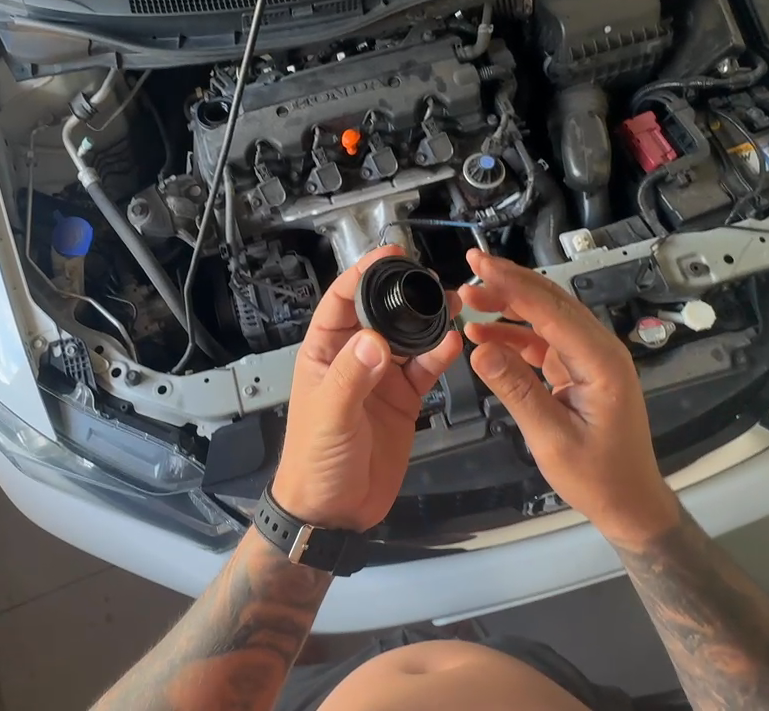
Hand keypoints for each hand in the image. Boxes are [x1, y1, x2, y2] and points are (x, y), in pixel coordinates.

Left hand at [270, 246, 463, 530]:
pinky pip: (425, 368)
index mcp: (325, 352)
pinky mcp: (404, 399)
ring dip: (428, 321)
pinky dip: (439, 355)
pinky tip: (453, 344)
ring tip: (453, 304)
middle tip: (431, 278)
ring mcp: (381, 377)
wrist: (334, 511)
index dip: (363, 275)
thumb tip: (375, 340)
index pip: (342, 301)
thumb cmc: (314, 460)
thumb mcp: (329, 414)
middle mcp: (354, 357)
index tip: (390, 256)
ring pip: (408, 338)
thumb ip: (352, 376)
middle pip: (381, 313)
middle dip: (403, 293)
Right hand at [458, 249, 681, 549]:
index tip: (479, 263)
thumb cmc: (597, 477)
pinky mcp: (579, 368)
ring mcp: (589, 357)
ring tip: (468, 298)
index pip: (551, 309)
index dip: (512, 284)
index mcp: (600, 361)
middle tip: (470, 264)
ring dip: (508, 304)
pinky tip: (483, 334)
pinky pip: (543, 338)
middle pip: (550, 301)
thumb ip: (516, 390)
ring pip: (546, 315)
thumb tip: (478, 348)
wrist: (630, 505)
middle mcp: (599, 349)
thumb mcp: (552, 438)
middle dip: (509, 281)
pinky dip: (513, 333)